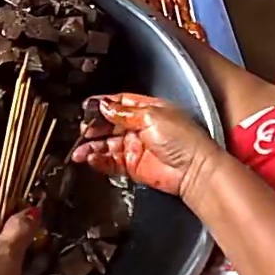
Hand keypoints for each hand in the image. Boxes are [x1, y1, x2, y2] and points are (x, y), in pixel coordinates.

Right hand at [70, 93, 224, 202]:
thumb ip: (124, 112)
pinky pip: (110, 162)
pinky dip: (98, 161)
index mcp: (146, 109)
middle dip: (93, 127)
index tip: (87, 108)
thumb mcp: (152, 116)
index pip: (118, 103)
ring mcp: (135, 147)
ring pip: (105, 144)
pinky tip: (91, 159)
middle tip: (83, 131)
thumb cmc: (184, 140)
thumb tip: (103, 106)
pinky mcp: (132, 166)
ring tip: (79, 150)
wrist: (195, 171)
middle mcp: (139, 127)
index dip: (102, 105)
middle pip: (108, 124)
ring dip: (91, 147)